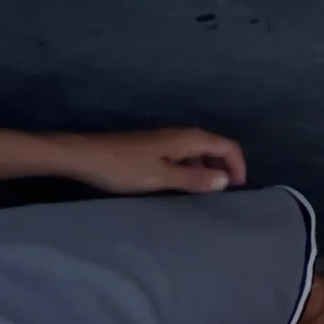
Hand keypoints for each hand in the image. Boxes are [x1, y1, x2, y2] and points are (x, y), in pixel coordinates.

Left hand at [53, 128, 247, 193]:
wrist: (83, 156)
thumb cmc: (125, 167)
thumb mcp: (160, 177)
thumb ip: (193, 179)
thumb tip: (226, 181)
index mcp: (194, 139)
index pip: (229, 148)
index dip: (238, 165)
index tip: (239, 185)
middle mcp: (188, 135)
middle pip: (217, 147)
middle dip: (225, 166)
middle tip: (225, 188)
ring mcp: (171, 139)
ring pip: (201, 151)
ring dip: (208, 167)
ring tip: (204, 187)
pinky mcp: (157, 146)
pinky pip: (186, 154)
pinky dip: (193, 166)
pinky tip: (180, 180)